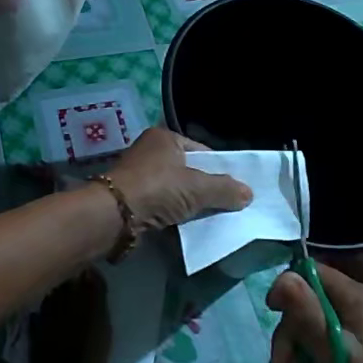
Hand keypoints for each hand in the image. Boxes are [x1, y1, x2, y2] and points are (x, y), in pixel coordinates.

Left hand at [103, 127, 252, 229]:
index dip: (218, 169)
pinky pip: (161, 203)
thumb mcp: (197, 188)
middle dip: (204, 187)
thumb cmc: (157, 189)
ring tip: (207, 216)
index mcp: (165, 137)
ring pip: (175, 188)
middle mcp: (150, 150)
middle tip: (223, 204)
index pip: (202, 151)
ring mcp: (138, 174)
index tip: (232, 188)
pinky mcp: (131, 197)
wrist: (114, 216)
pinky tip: (184, 224)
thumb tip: (249, 194)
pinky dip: (173, 213)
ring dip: (188, 202)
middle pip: (188, 170)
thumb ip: (224, 189)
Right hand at [267, 264, 362, 362]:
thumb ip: (308, 314)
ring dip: (297, 351)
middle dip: (290, 333)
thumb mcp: (336, 351)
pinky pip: (328, 343)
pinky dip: (311, 361)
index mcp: (360, 297)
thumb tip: (283, 277)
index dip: (289, 288)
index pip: (315, 272)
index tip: (271, 312)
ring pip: (317, 326)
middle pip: (312, 302)